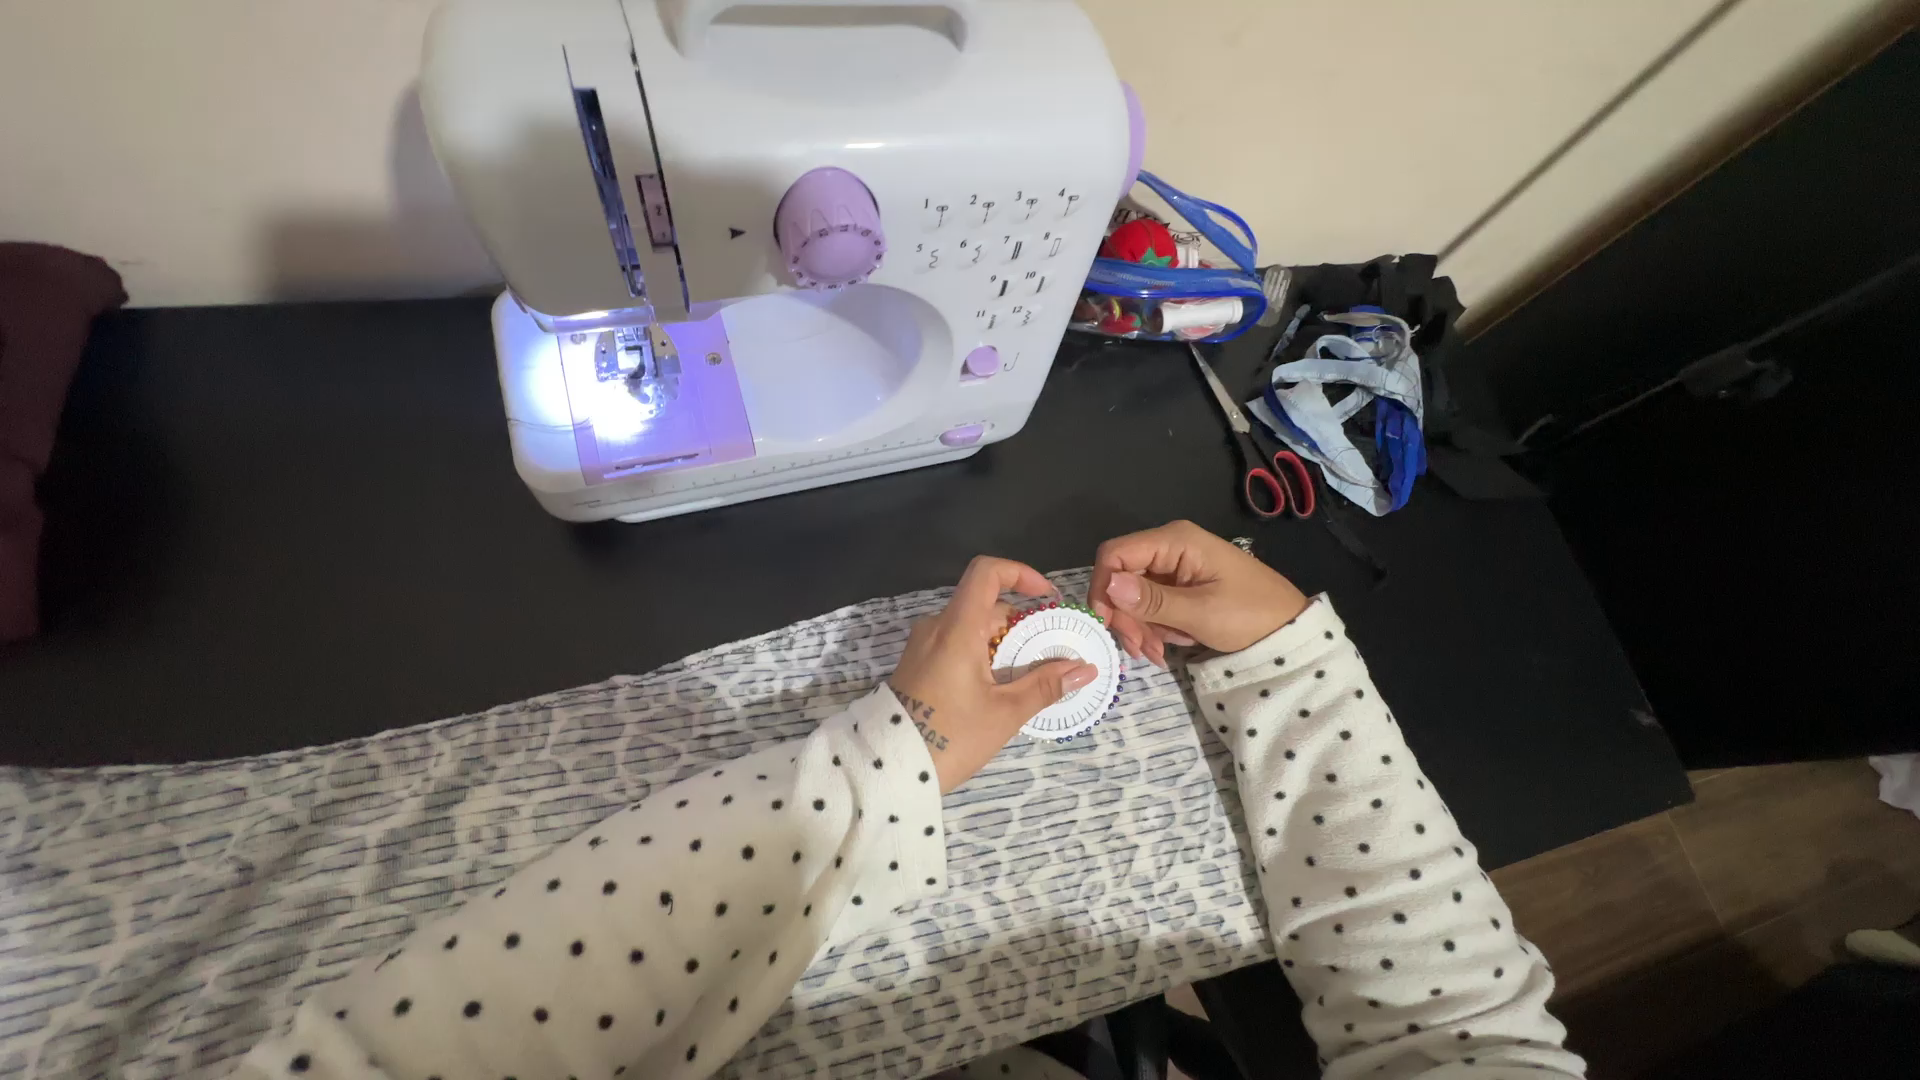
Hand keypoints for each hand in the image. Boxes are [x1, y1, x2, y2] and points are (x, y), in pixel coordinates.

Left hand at [889, 556, 1097, 792]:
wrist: (888, 771)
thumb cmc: (950, 738)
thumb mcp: (1004, 713)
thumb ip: (1045, 685)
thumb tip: (1085, 669)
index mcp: (956, 628)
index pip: (986, 572)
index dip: (1021, 573)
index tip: (1047, 597)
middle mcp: (936, 627)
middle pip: (984, 604)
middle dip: (1021, 623)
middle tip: (1049, 653)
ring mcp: (922, 646)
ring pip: (971, 627)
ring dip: (1002, 642)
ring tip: (1027, 677)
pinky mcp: (917, 664)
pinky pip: (955, 643)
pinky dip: (982, 653)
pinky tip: (998, 688)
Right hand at [1090, 520, 1309, 666]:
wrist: (1290, 631)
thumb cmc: (1251, 616)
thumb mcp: (1200, 612)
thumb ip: (1152, 600)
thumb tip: (1108, 585)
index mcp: (1175, 541)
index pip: (1115, 554)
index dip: (1103, 587)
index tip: (1107, 623)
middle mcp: (1170, 547)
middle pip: (1122, 576)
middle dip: (1125, 615)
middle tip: (1140, 650)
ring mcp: (1175, 566)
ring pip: (1132, 595)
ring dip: (1139, 627)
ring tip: (1159, 653)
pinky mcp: (1180, 586)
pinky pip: (1151, 604)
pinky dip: (1153, 628)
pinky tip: (1168, 646)